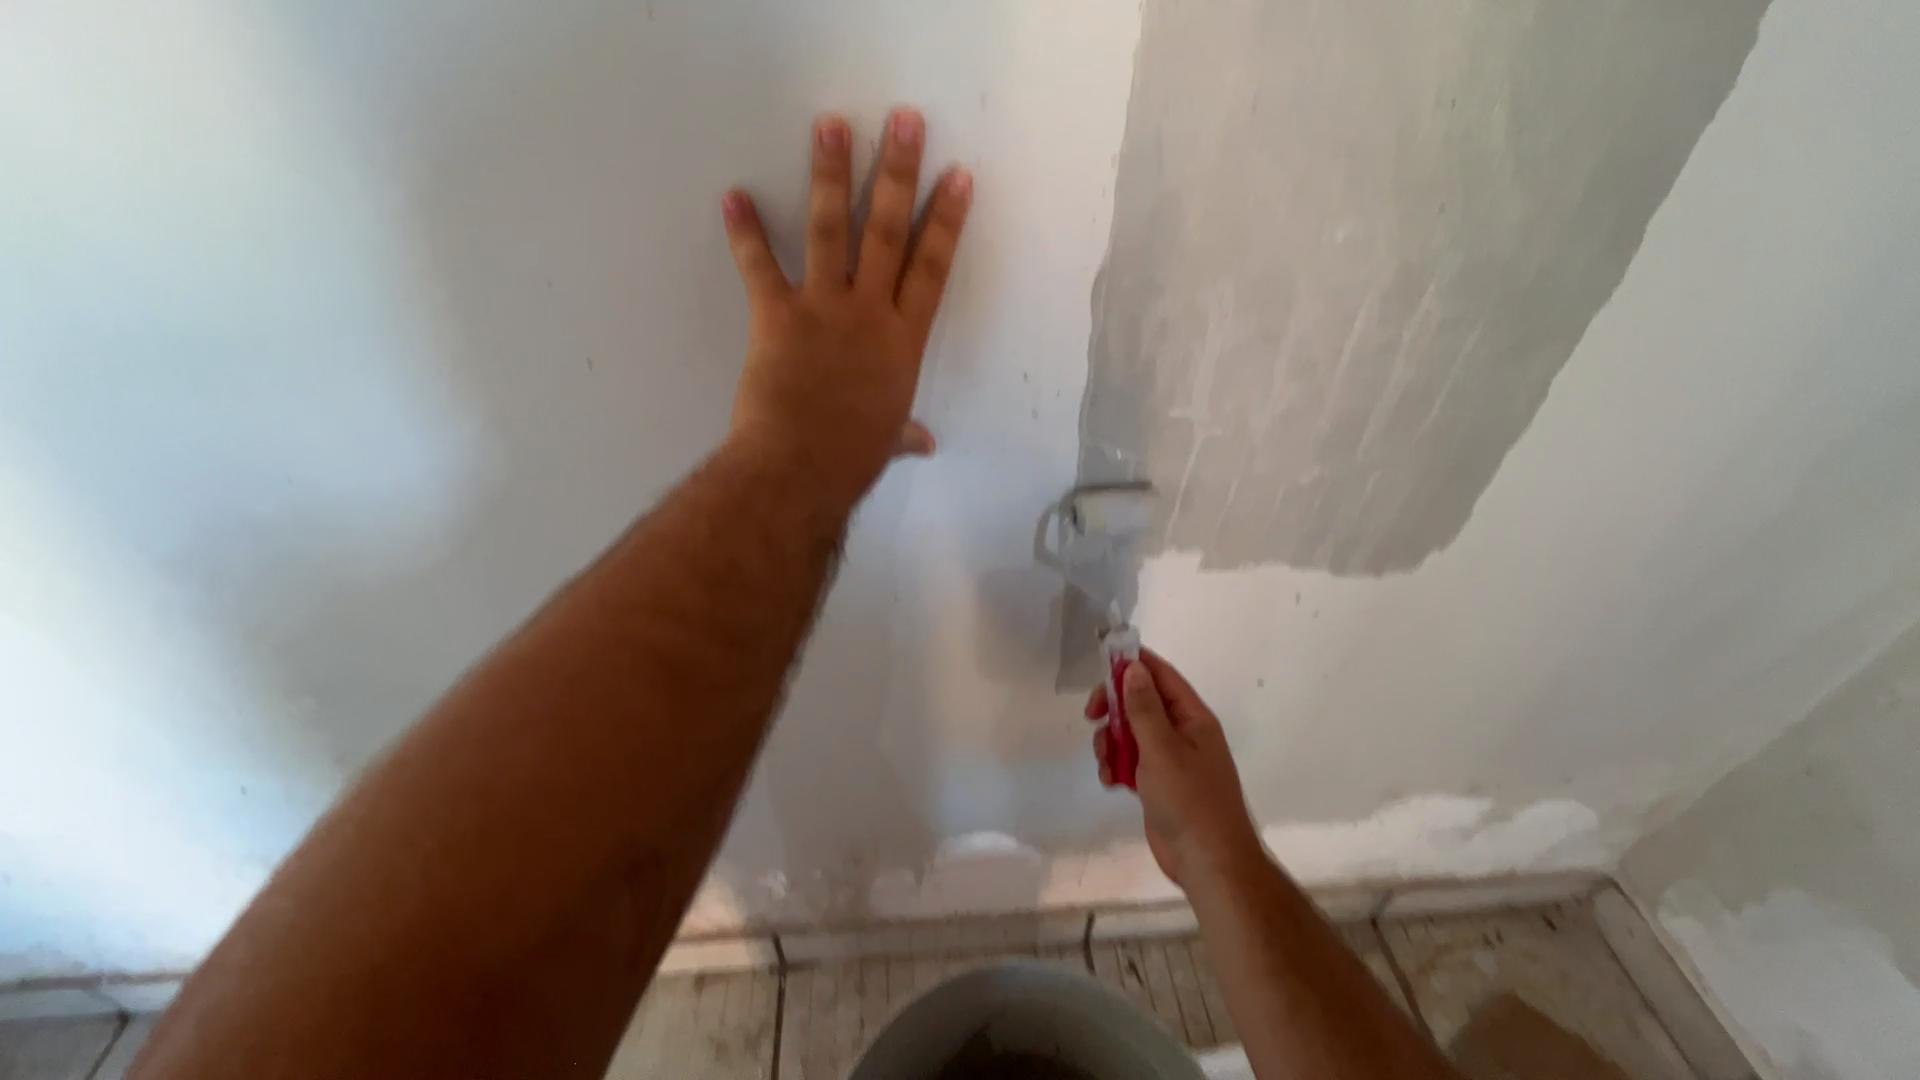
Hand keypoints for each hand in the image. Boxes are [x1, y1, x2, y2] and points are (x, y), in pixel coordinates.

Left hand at [720, 107, 973, 495]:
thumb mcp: (885, 441)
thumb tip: (924, 444)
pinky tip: (732, 195)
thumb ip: (904, 433)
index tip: (957, 176)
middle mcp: (869, 312)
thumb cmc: (852, 458)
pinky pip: (759, 266)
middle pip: (889, 232)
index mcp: (902, 341)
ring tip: (831, 126)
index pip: (932, 269)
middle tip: (903, 121)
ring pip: (832, 231)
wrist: (802, 468)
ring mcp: (824, 308)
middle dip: (898, 173)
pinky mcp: (777, 315)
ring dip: (831, 175)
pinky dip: (744, 232)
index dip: (946, 220)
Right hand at [1086, 650, 1265, 888]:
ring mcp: (1170, 759)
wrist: (1209, 862)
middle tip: (1091, 716)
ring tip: (1107, 765)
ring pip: (1130, 733)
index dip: (1132, 664)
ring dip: (1111, 743)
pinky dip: (1116, 766)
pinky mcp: (1158, 783)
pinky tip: (1111, 782)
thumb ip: (1144, 707)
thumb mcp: (1162, 749)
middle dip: (1113, 707)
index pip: (1161, 675)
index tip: (1100, 663)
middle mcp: (1182, 733)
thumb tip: (1134, 667)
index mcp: (1192, 717)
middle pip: (1140, 702)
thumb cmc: (1189, 801)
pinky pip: (1130, 760)